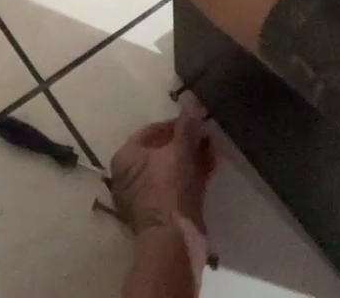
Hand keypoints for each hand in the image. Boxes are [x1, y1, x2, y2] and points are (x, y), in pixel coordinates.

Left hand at [107, 94, 215, 234]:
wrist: (174, 241)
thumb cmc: (170, 188)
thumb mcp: (181, 150)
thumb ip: (187, 124)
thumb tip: (191, 98)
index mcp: (125, 157)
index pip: (152, 130)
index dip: (176, 124)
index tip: (197, 124)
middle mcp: (129, 176)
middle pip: (162, 150)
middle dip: (187, 143)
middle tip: (208, 138)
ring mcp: (143, 197)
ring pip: (171, 169)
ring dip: (192, 159)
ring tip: (213, 153)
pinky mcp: (159, 213)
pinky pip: (176, 187)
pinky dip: (191, 177)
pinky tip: (210, 170)